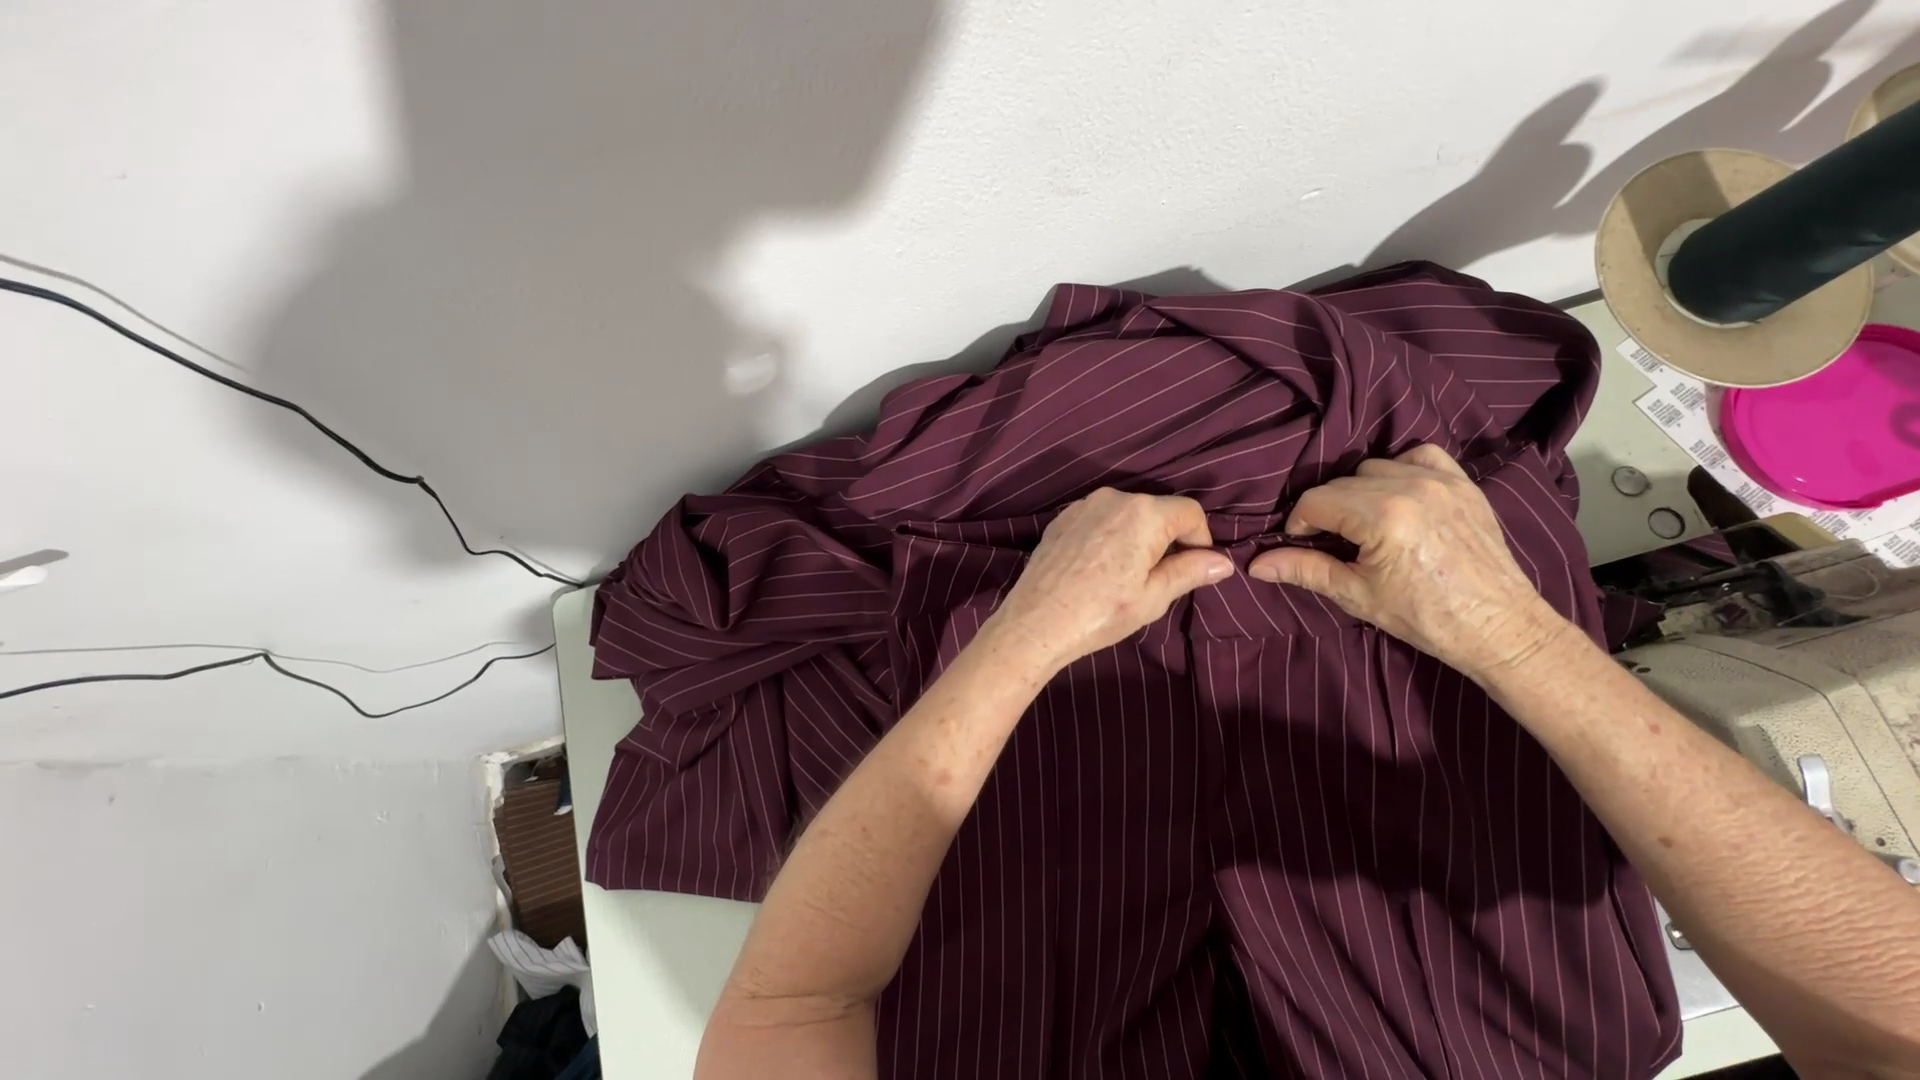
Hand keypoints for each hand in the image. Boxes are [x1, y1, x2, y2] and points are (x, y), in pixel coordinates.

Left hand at [985, 488, 1233, 675]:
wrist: (1036, 623)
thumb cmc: (1100, 613)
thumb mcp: (1154, 597)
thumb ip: (1190, 571)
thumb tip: (1223, 561)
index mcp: (1144, 513)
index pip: (1190, 512)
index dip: (1200, 538)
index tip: (1195, 566)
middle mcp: (1114, 498)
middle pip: (1158, 510)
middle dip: (1167, 538)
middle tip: (1160, 577)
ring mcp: (1084, 505)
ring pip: (1128, 513)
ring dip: (1138, 536)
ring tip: (1127, 575)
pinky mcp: (1063, 518)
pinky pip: (1101, 518)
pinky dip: (1110, 535)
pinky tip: (1100, 568)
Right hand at [1247, 444, 1572, 677]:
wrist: (1498, 627)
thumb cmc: (1424, 617)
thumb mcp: (1356, 595)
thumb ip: (1305, 570)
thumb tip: (1255, 564)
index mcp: (1382, 518)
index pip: (1316, 501)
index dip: (1299, 524)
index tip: (1304, 546)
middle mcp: (1410, 488)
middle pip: (1341, 483)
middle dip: (1327, 510)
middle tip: (1334, 543)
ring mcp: (1441, 481)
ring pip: (1373, 468)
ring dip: (1360, 491)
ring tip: (1366, 524)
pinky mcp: (1463, 483)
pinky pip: (1418, 455)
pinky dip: (1400, 469)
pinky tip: (1398, 497)